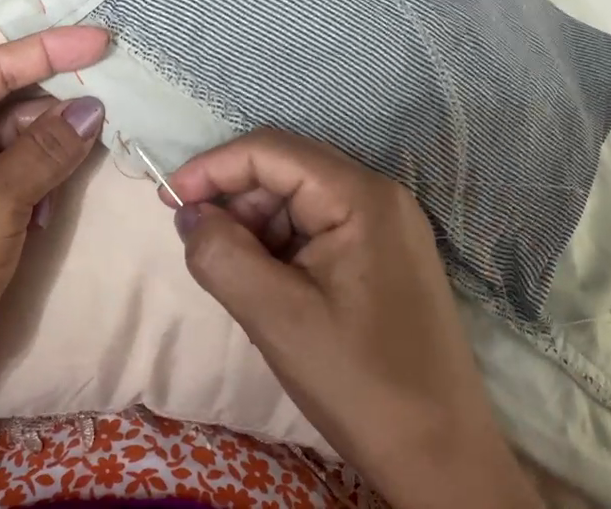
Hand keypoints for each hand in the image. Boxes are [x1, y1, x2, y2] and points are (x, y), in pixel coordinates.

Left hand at [0, 28, 108, 508]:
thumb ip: (46, 148)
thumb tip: (93, 107)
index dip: (47, 50)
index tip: (102, 41)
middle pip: (6, 101)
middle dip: (53, 108)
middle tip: (106, 109)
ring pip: (18, 139)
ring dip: (51, 150)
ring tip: (81, 162)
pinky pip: (19, 175)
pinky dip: (43, 181)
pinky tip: (51, 204)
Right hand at [163, 130, 541, 508]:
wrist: (443, 460)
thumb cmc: (359, 382)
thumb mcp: (275, 316)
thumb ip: (220, 254)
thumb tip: (187, 214)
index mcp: (360, 196)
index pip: (269, 151)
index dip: (212, 167)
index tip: (167, 200)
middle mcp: (379, 196)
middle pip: (285, 167)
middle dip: (233, 197)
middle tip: (199, 241)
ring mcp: (387, 226)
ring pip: (298, 198)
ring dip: (255, 223)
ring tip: (234, 271)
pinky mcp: (384, 255)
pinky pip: (318, 226)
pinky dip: (280, 244)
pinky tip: (267, 283)